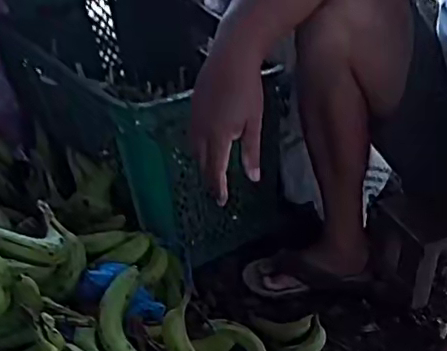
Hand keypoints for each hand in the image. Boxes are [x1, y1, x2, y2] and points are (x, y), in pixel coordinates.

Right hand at [187, 48, 263, 207]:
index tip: (221, 202)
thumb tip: (253, 178)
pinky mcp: (193, 106)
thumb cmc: (247, 88)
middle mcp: (202, 131)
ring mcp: (194, 118)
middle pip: (202, 164)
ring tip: (211, 172)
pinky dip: (198, 147)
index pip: (215, 172)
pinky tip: (206, 148)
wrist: (232, 52)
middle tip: (217, 191)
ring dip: (202, 163)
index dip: (218, 189)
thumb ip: (251, 152)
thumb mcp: (254, 123)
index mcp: (218, 137)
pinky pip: (192, 134)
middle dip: (209, 179)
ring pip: (195, 150)